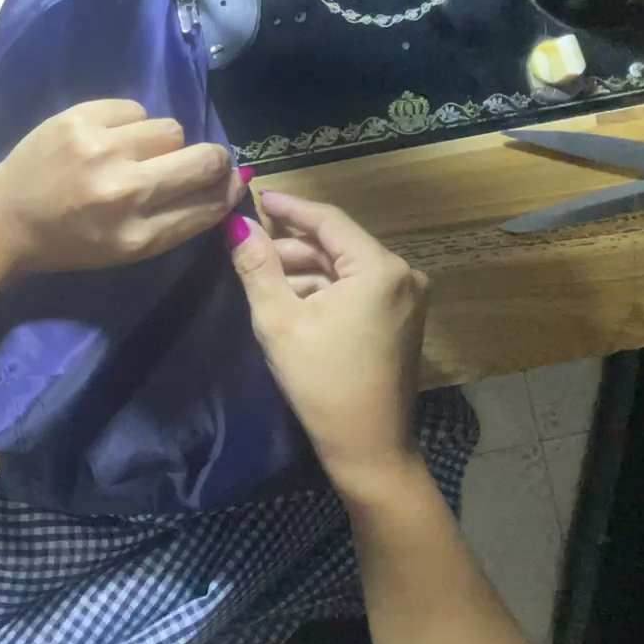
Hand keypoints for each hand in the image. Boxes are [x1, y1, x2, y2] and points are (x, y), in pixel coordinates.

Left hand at [0, 99, 247, 273]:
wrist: (6, 219)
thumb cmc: (70, 242)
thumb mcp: (126, 250)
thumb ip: (179, 219)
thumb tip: (232, 181)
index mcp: (138, 237)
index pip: (210, 205)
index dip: (228, 190)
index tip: (229, 182)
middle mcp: (124, 192)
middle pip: (204, 160)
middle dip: (210, 160)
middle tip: (195, 162)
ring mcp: (100, 150)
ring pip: (171, 128)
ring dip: (161, 142)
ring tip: (134, 155)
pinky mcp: (79, 118)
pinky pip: (136, 109)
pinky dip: (130, 124)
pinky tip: (107, 140)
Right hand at [226, 191, 430, 489]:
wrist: (368, 446)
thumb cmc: (320, 382)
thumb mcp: (279, 320)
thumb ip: (257, 266)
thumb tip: (237, 225)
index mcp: (379, 268)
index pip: (328, 220)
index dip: (289, 206)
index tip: (257, 196)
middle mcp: (403, 274)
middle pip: (337, 245)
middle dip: (292, 248)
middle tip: (249, 253)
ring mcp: (407, 298)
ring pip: (345, 269)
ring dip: (305, 273)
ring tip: (265, 285)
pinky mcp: (402, 319)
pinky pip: (357, 290)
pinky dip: (325, 291)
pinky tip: (294, 306)